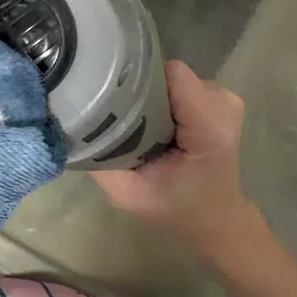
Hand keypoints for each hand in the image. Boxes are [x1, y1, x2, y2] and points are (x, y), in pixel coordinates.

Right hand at [93, 61, 263, 254]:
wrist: (216, 221)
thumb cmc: (174, 209)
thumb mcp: (128, 194)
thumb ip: (102, 159)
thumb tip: (70, 123)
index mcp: (209, 128)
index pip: (172, 75)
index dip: (140, 83)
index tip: (119, 105)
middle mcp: (223, 105)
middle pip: (169, 75)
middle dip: (144, 93)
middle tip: (126, 122)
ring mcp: (226, 100)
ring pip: (173, 78)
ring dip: (155, 97)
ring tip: (144, 127)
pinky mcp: (221, 99)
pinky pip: (182, 85)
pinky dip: (167, 100)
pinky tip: (161, 125)